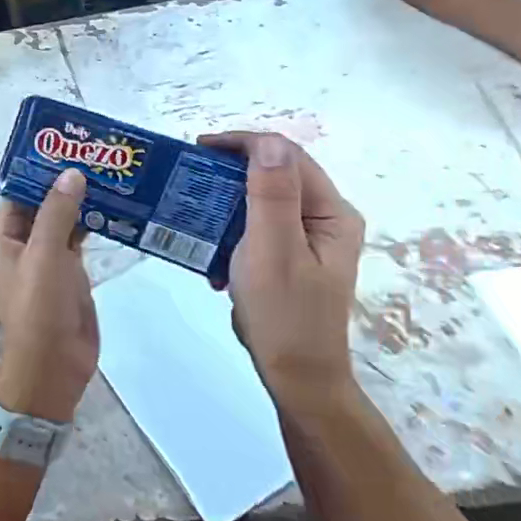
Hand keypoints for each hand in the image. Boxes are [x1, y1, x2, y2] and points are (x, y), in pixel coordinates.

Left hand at [0, 168, 98, 423]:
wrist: (54, 365)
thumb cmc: (39, 308)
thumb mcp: (44, 255)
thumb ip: (57, 213)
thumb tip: (71, 173)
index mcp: (8, 239)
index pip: (18, 193)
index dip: (35, 169)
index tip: (63, 143)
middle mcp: (27, 244)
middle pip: (43, 203)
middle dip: (64, 180)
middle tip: (96, 152)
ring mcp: (51, 259)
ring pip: (65, 220)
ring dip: (82, 200)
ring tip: (110, 171)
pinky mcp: (74, 273)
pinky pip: (82, 239)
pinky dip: (95, 224)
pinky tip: (117, 206)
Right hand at [199, 133, 364, 405]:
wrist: (296, 377)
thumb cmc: (284, 315)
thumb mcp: (273, 251)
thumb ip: (271, 195)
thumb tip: (267, 142)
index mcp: (331, 213)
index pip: (287, 157)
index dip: (244, 145)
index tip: (198, 148)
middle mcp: (325, 220)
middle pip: (275, 177)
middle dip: (229, 176)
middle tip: (189, 179)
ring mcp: (308, 241)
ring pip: (262, 204)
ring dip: (226, 210)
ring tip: (195, 220)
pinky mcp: (290, 260)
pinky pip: (257, 232)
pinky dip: (231, 238)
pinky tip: (215, 261)